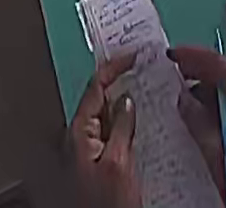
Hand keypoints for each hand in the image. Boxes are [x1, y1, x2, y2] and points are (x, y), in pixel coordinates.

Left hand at [69, 53, 139, 207]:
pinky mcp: (98, 169)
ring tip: (147, 91)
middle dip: (121, 82)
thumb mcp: (118, 163)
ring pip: (107, 118)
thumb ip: (121, 126)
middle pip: (100, 100)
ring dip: (126, 104)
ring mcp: (88, 155)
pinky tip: (142, 124)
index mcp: (78, 133)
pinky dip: (127, 124)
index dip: (114, 66)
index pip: (95, 86)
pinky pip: (112, 136)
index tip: (133, 55)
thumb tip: (125, 97)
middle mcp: (79, 140)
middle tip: (143, 68)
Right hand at [170, 45, 225, 207]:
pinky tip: (201, 118)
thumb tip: (184, 99)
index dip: (192, 56)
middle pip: (223, 72)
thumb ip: (200, 125)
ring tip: (180, 99)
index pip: (217, 64)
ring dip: (205, 89)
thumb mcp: (219, 157)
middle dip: (196, 72)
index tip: (171, 55)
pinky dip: (216, 103)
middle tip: (171, 76)